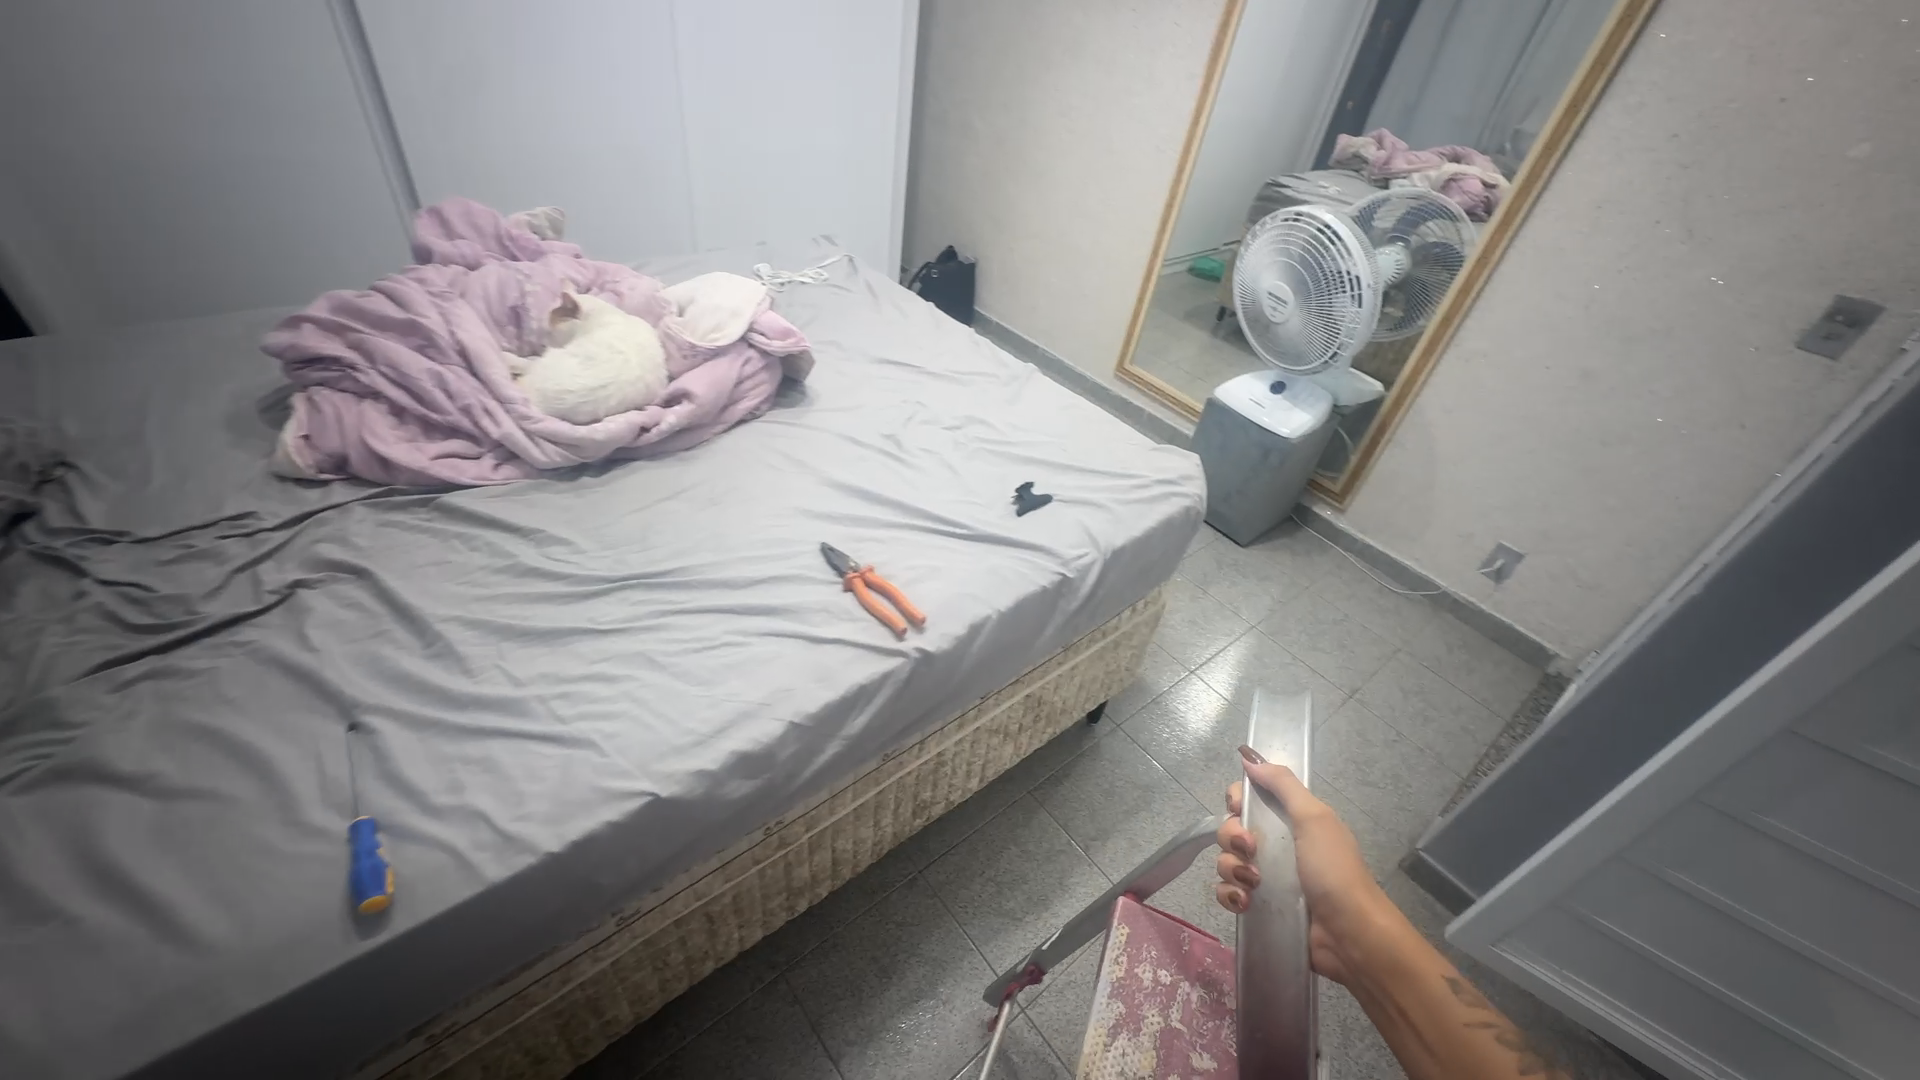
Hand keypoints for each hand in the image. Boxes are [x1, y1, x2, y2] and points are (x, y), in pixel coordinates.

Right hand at [1215, 747, 1396, 985]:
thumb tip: (1248, 756)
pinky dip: (1230, 896)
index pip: (1247, 799)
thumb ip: (1282, 785)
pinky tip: (1246, 903)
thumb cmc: (1334, 870)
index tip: (1240, 809)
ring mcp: (1264, 877)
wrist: (1350, 935)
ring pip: (1225, 861)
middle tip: (1251, 851)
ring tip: (1254, 885)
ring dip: (1232, 870)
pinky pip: (1226, 893)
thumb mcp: (1314, 818)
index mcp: (1288, 821)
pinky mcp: (1257, 907)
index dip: (1236, 801)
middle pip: (1229, 829)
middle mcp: (1274, 845)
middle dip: (1232, 838)